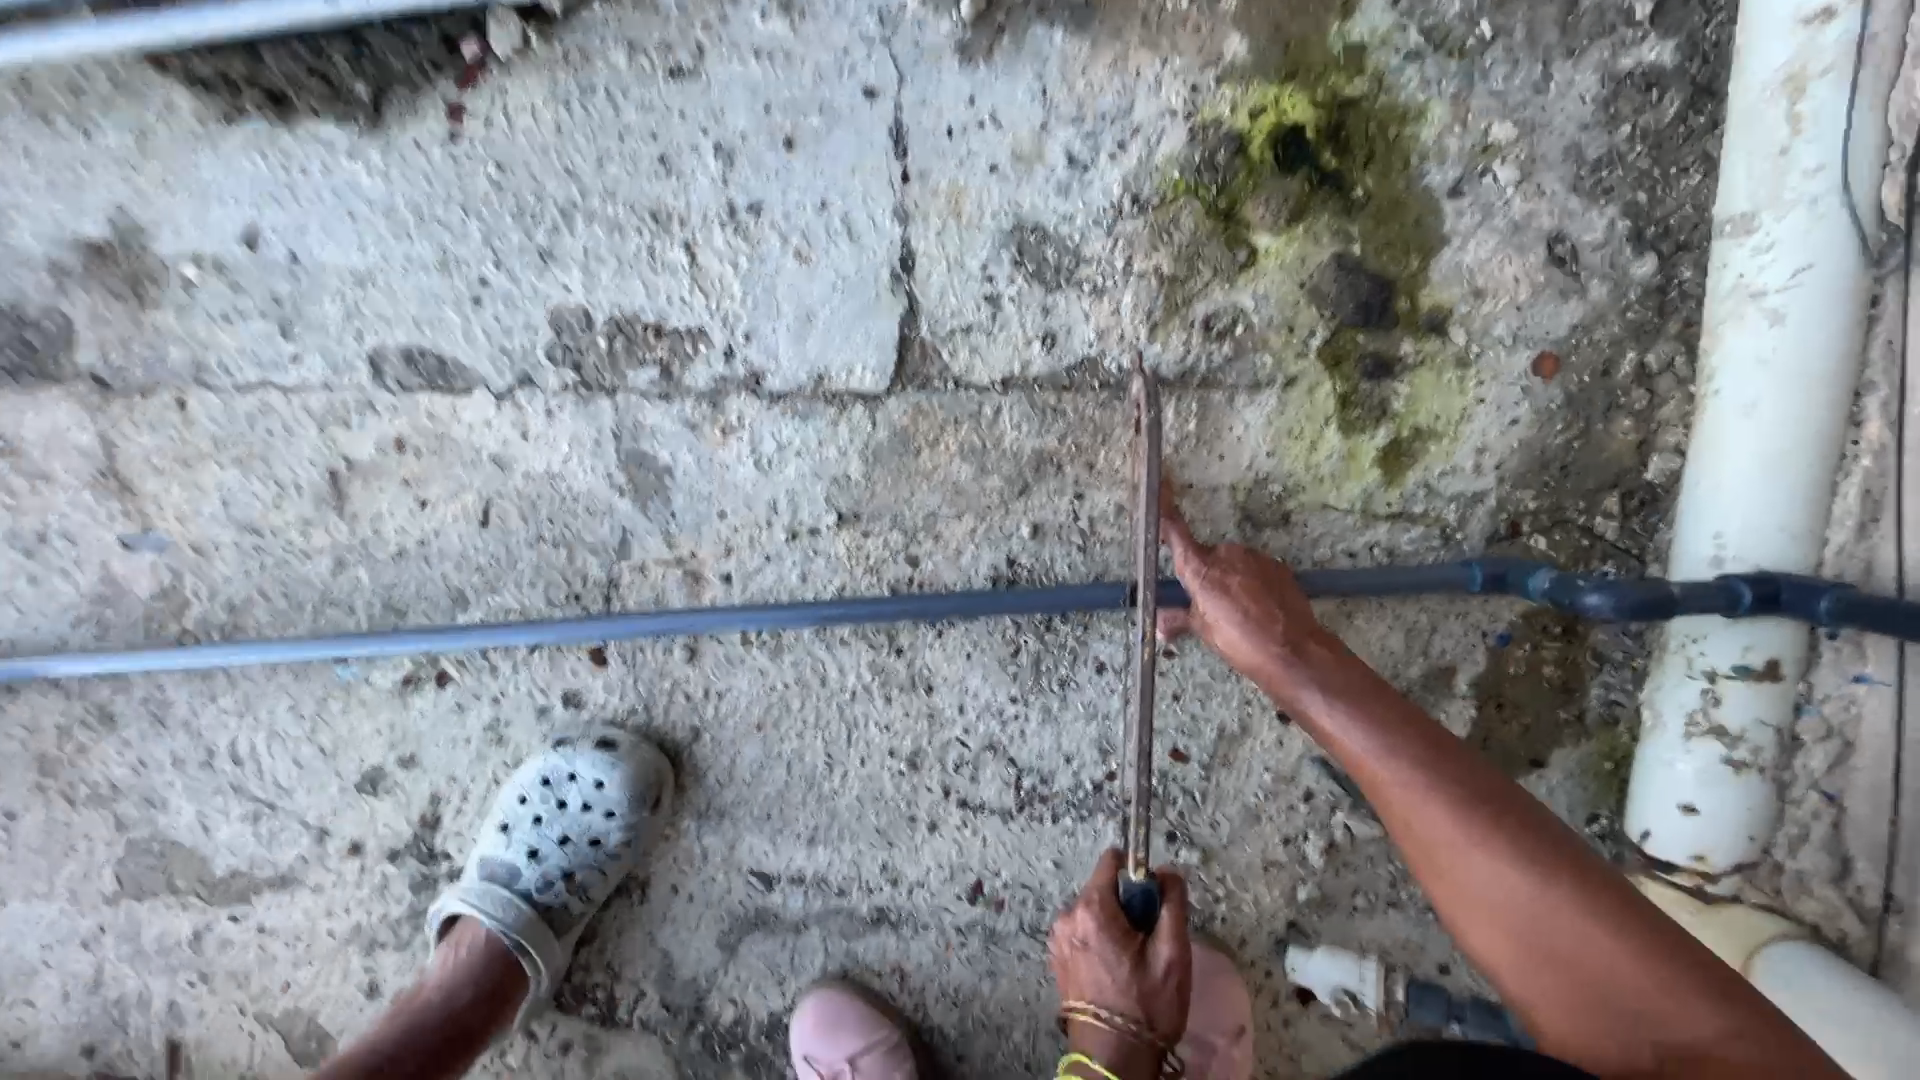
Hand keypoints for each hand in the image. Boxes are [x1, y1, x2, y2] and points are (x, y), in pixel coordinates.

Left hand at [1048, 850, 1190, 1075]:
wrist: (1114, 1060)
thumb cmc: (1146, 1006)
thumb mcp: (1172, 953)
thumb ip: (1172, 902)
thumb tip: (1165, 872)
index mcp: (1091, 908)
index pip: (1112, 861)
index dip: (1138, 873)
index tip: (1154, 900)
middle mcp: (1067, 916)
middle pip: (1105, 889)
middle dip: (1129, 906)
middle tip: (1148, 943)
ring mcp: (1058, 938)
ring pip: (1096, 912)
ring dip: (1116, 925)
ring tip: (1134, 963)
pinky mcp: (1057, 957)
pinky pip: (1084, 932)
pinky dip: (1101, 941)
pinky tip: (1117, 971)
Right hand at [1156, 480, 1337, 693]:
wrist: (1292, 649)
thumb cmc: (1239, 641)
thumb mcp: (1203, 631)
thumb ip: (1179, 619)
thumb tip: (1160, 624)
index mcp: (1200, 569)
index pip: (1176, 533)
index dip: (1166, 514)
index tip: (1161, 489)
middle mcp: (1225, 554)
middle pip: (1207, 556)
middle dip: (1208, 575)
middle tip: (1213, 604)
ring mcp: (1254, 557)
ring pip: (1233, 563)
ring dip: (1232, 579)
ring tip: (1242, 610)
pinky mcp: (1277, 565)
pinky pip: (1256, 569)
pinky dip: (1254, 582)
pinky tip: (1260, 606)